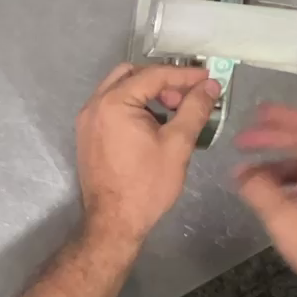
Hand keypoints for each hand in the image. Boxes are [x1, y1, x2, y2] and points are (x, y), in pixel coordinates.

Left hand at [75, 63, 219, 247]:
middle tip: (185, 97)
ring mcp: (87, 121)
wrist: (114, 222)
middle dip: (161, 80)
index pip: (153, 75)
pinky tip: (153, 124)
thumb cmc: (146, 185)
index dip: (184, 74)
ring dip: (147, 93)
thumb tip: (210, 86)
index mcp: (113, 103)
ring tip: (173, 112)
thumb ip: (194, 109)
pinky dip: (133, 107)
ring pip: (119, 90)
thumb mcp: (177, 144)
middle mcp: (94, 106)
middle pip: (131, 75)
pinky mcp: (87, 136)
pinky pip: (111, 107)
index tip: (207, 78)